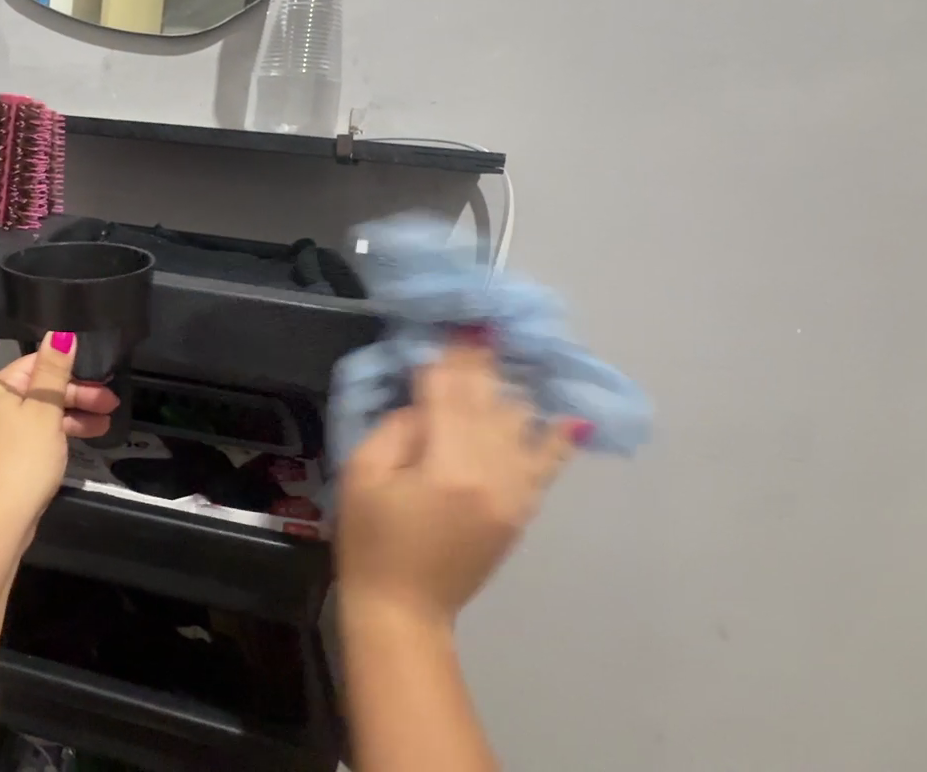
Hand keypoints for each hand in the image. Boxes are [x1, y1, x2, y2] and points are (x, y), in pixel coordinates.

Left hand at [0, 332, 120, 526]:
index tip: (102, 374)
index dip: (70, 366)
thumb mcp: (45, 409)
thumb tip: (59, 333)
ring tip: (108, 423)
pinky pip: (38, 434)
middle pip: (41, 389)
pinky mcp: (8, 457)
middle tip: (112, 403)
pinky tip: (86, 437)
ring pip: (43, 413)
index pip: (37, 363)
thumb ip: (54, 370)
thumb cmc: (23, 456)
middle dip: (78, 394)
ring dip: (75, 415)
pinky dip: (61, 433)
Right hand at [337, 341, 584, 628]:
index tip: (456, 321)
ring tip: (500, 357)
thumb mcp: (362, 472)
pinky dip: (554, 436)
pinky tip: (564, 414)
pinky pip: (546, 463)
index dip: (450, 355)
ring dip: (506, 389)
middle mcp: (494, 473)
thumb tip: (426, 402)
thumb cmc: (368, 536)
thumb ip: (398, 427)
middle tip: (478, 326)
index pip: (450, 392)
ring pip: (518, 422)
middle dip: (478, 363)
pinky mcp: (522, 509)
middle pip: (487, 401)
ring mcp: (516, 493)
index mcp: (449, 464)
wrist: (403, 605)